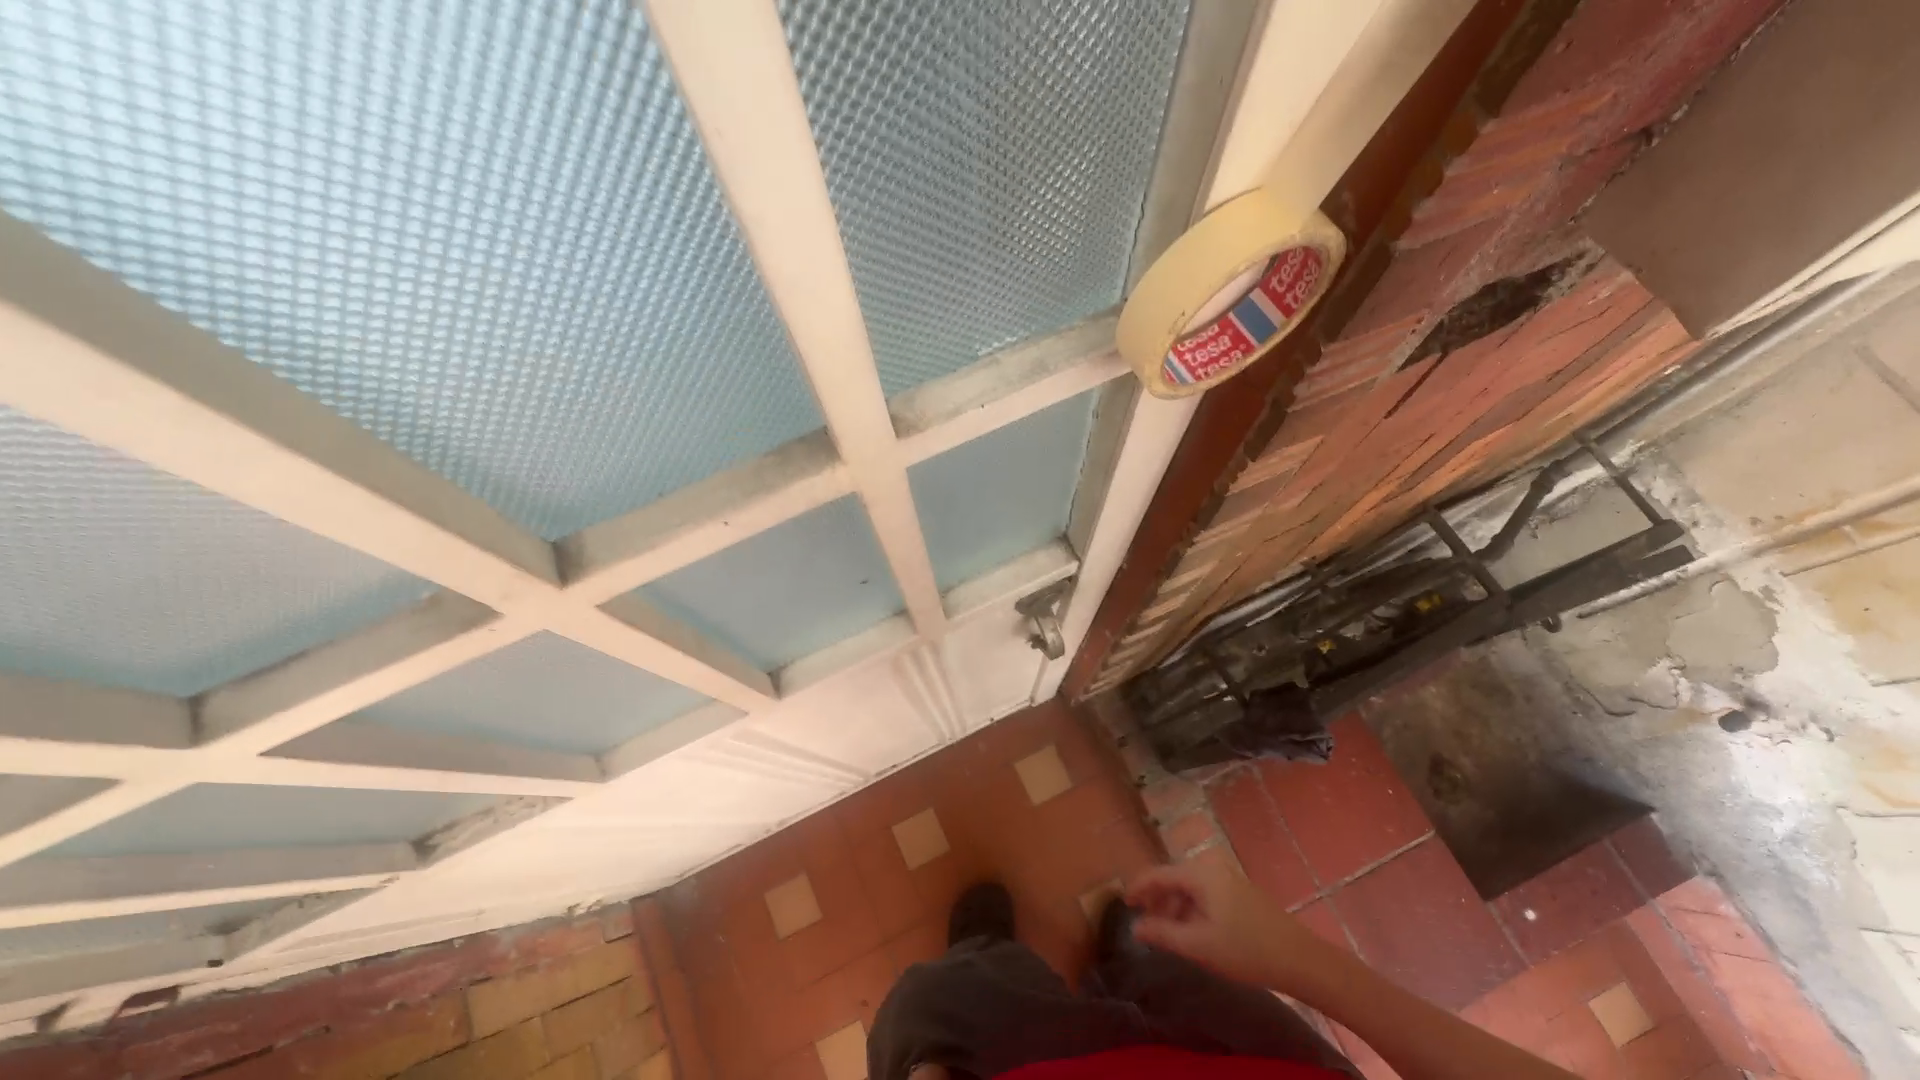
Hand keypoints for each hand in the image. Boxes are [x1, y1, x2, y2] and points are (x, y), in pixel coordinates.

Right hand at [1124, 859, 1327, 992]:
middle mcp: (1212, 867)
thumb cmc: (1245, 950)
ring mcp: (1228, 877)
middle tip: (1145, 926)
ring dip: (1174, 908)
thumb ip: (1162, 933)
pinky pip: (1204, 893)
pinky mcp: (1239, 892)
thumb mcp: (1198, 945)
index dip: (1137, 889)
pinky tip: (1193, 932)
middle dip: (1156, 900)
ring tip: (1168, 934)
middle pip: (1172, 878)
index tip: (1122, 906)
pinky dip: (1192, 909)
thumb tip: (1135, 926)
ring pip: (1188, 887)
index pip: (1157, 874)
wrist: (1300, 960)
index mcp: (1200, 873)